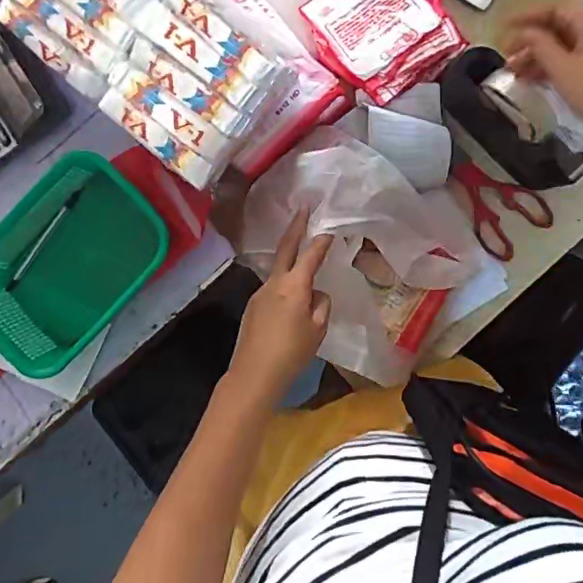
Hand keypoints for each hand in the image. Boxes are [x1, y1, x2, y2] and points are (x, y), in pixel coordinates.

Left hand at [226, 209, 333, 400]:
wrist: (254, 374)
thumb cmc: (291, 353)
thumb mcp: (318, 330)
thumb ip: (321, 305)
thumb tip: (316, 294)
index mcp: (294, 286)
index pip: (311, 256)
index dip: (321, 242)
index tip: (329, 231)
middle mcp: (274, 283)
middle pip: (286, 248)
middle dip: (296, 227)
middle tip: (302, 209)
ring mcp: (259, 293)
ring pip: (280, 274)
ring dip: (291, 268)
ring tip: (306, 283)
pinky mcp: (252, 306)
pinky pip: (273, 291)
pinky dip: (284, 291)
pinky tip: (290, 312)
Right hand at [504, 5, 582, 140]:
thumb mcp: (561, 67)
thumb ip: (539, 44)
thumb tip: (524, 32)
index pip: (556, 9)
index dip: (527, 16)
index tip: (505, 26)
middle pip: (561, 27)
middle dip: (531, 41)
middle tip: (507, 55)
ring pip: (567, 45)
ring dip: (540, 56)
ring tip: (514, 71)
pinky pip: (576, 57)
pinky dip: (555, 65)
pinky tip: (533, 78)